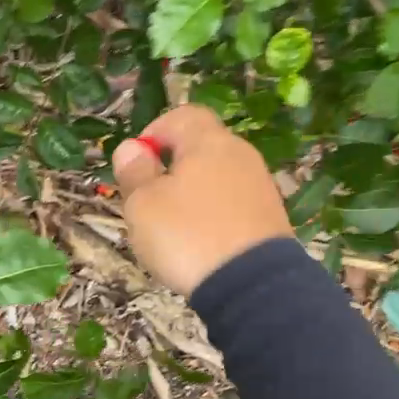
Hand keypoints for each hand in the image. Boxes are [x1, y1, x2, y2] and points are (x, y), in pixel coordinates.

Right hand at [111, 104, 293, 296]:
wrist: (249, 282)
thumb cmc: (186, 236)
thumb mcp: (143, 205)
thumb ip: (134, 173)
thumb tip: (130, 148)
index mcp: (207, 142)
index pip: (181, 116)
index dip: (154, 132)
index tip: (135, 161)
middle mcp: (239, 154)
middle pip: (201, 148)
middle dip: (171, 167)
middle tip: (148, 199)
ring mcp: (259, 185)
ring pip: (216, 177)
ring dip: (191, 193)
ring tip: (172, 227)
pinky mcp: (268, 215)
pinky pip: (231, 203)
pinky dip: (212, 214)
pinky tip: (199, 242)